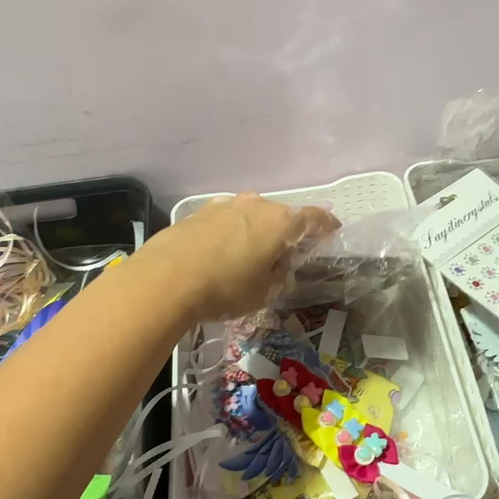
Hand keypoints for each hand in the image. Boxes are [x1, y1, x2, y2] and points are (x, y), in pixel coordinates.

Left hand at [136, 193, 338, 320]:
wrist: (165, 279)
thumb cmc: (224, 289)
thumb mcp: (262, 293)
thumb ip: (278, 275)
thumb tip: (279, 265)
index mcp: (279, 223)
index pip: (313, 218)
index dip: (326, 225)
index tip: (333, 230)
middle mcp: (255, 205)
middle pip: (281, 214)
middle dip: (287, 231)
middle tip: (286, 253)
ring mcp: (225, 205)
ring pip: (251, 215)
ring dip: (257, 230)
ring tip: (251, 253)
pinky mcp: (199, 213)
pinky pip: (227, 220)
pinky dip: (232, 232)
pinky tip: (222, 252)